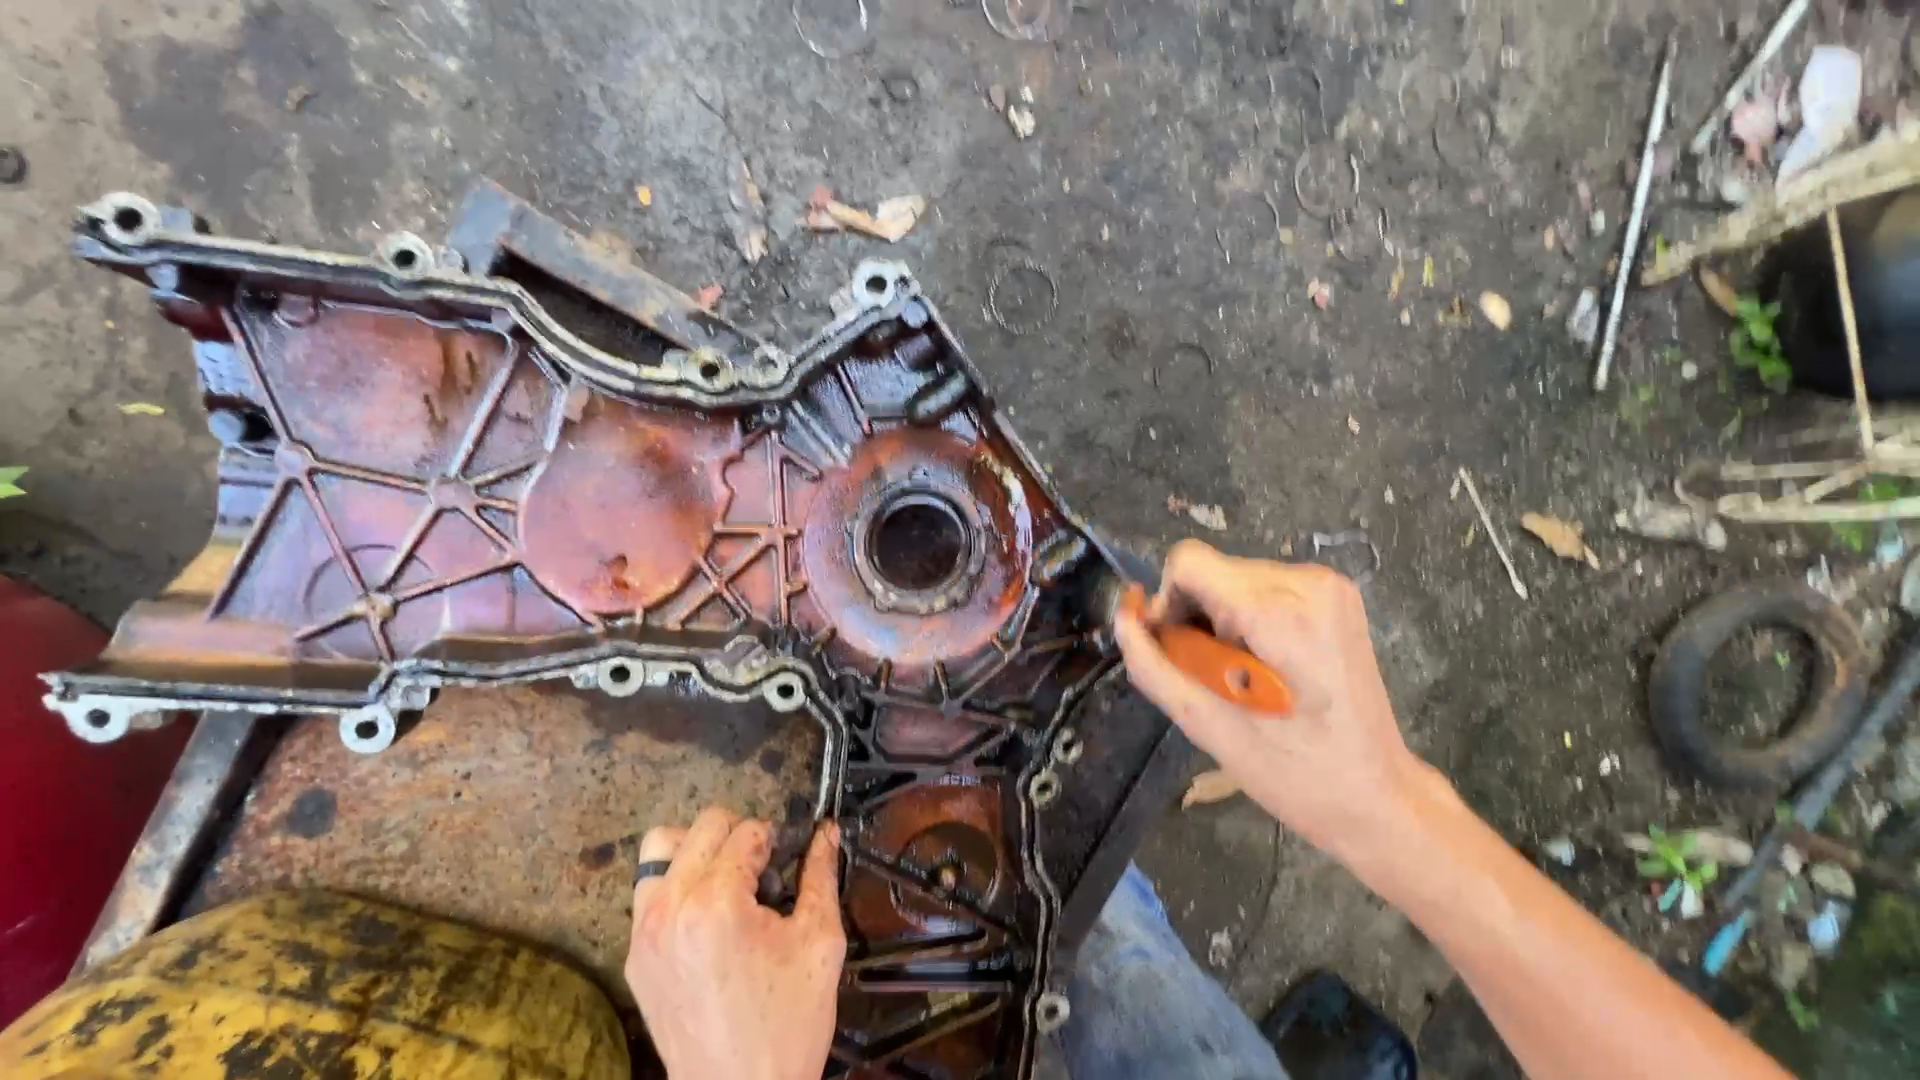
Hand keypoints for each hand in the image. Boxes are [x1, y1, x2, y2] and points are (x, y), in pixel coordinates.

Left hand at [624, 806, 845, 1079]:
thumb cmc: (788, 1022)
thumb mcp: (821, 941)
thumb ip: (821, 874)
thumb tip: (827, 831)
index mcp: (718, 902)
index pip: (747, 831)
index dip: (777, 842)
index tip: (788, 868)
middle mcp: (670, 907)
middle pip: (702, 826)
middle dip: (740, 839)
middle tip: (764, 876)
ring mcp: (643, 933)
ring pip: (661, 847)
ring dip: (699, 852)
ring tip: (728, 885)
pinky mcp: (634, 956)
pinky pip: (649, 892)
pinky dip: (678, 885)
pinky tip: (708, 918)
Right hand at [1114, 540, 1427, 859]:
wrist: (1373, 793)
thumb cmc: (1290, 772)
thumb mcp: (1204, 723)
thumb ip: (1152, 662)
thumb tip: (1124, 614)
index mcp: (1279, 611)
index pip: (1187, 563)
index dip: (1168, 606)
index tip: (1181, 654)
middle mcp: (1307, 581)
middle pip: (1211, 572)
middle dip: (1197, 619)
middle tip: (1214, 678)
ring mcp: (1327, 585)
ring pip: (1233, 579)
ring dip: (1221, 622)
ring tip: (1240, 677)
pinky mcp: (1334, 596)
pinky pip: (1262, 588)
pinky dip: (1248, 621)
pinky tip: (1263, 666)